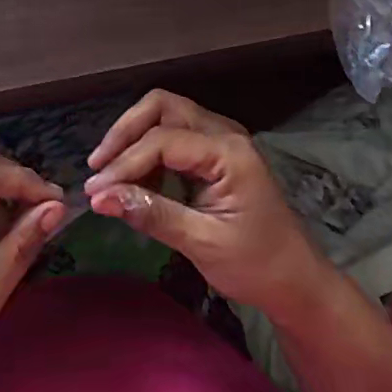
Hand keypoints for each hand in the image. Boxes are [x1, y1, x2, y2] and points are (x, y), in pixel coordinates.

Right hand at [85, 89, 328, 320]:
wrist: (297, 283)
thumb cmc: (257, 266)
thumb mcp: (202, 244)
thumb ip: (151, 214)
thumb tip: (99, 198)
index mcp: (228, 152)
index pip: (162, 141)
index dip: (124, 163)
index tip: (95, 191)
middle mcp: (224, 133)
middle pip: (162, 107)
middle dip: (125, 132)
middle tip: (99, 166)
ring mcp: (221, 139)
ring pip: (165, 115)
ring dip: (134, 138)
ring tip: (111, 175)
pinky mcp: (214, 152)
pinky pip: (173, 134)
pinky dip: (148, 150)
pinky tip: (136, 180)